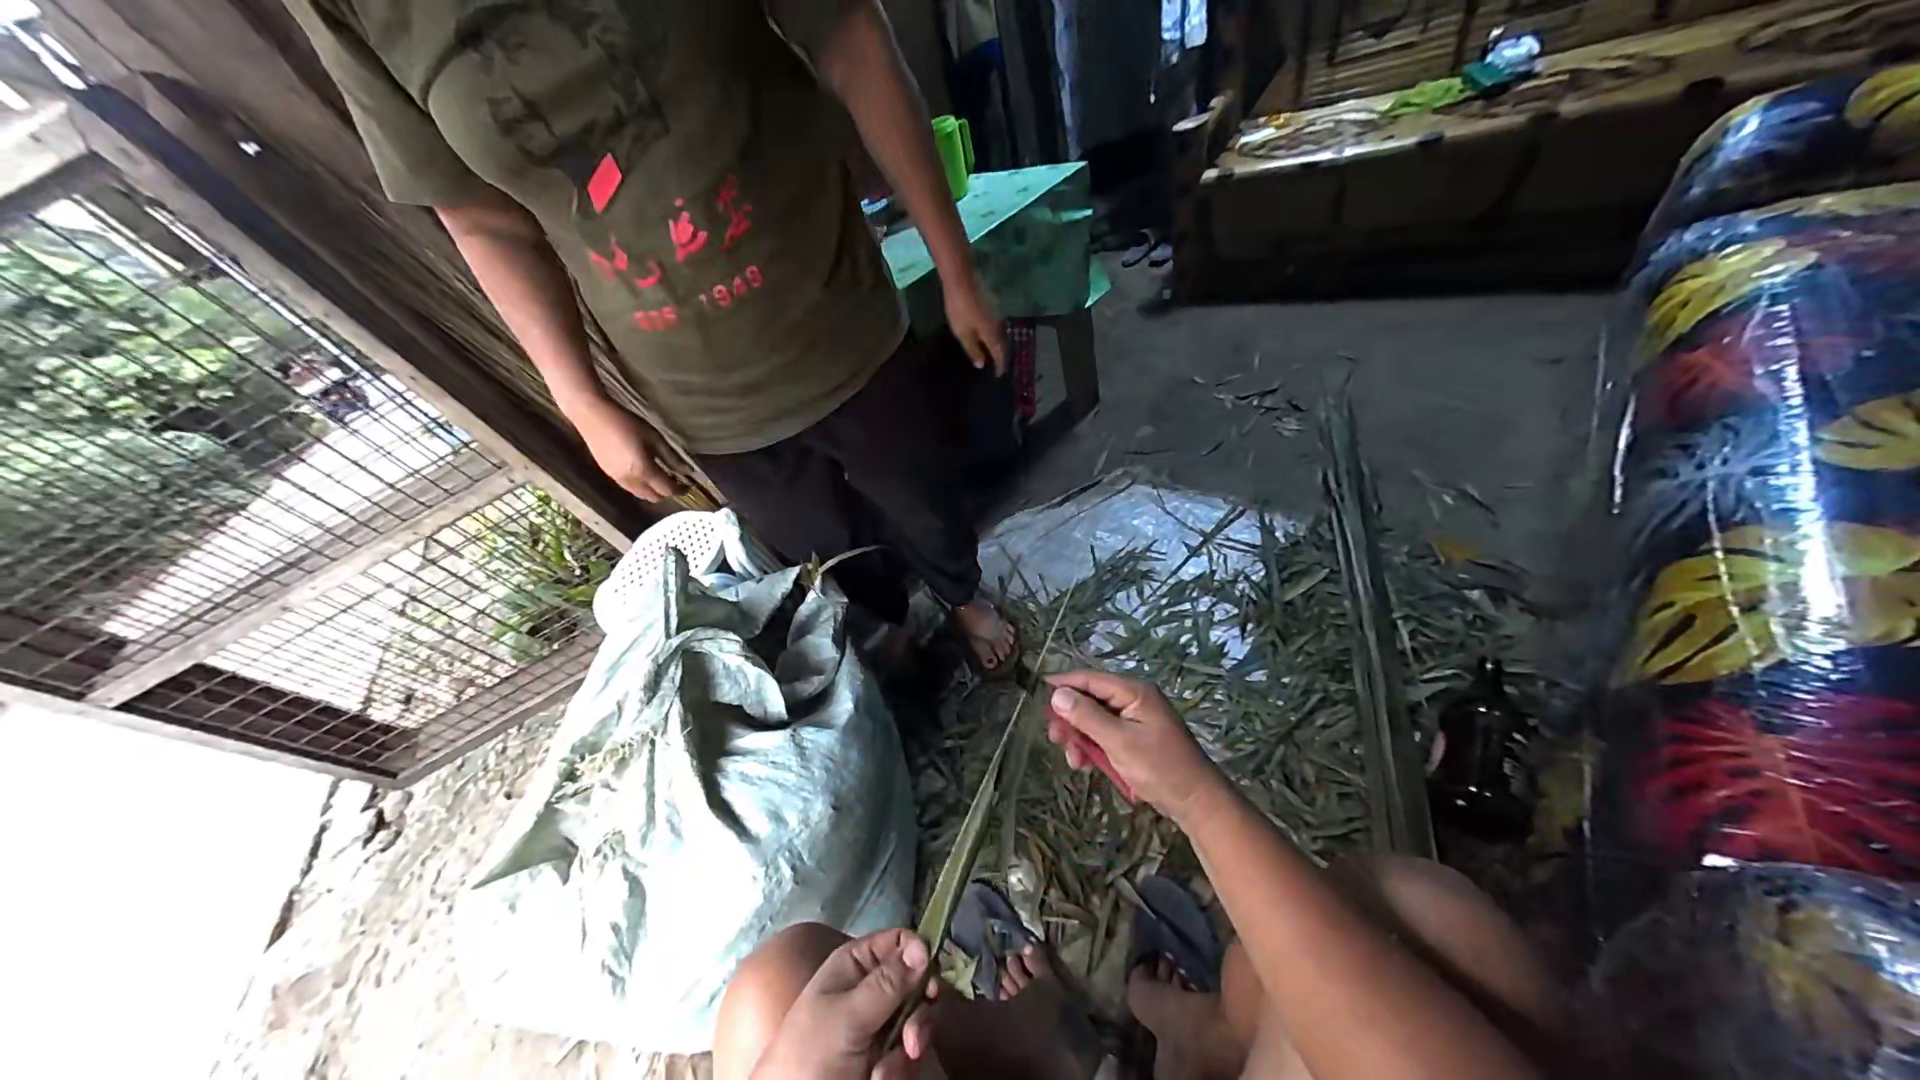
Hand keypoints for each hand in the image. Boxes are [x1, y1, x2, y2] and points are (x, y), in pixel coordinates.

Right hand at [570, 398, 680, 501]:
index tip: (688, 486)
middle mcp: (630, 480)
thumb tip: (687, 471)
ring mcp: (617, 479)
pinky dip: (642, 487)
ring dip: (654, 492)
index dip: (679, 490)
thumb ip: (671, 457)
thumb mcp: (654, 438)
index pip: (666, 489)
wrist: (592, 416)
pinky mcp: (609, 475)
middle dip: (667, 493)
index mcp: (643, 470)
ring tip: (662, 478)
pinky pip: (630, 489)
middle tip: (676, 482)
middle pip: (654, 497)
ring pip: (641, 495)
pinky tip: (645, 474)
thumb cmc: (626, 423)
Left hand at [750, 929, 939, 1079]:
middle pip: (918, 983)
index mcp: (857, 965)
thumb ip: (887, 983)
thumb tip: (924, 947)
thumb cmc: (809, 1056)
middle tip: (912, 1040)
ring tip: (885, 1074)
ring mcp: (883, 1025)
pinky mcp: (889, 1057)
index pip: (900, 942)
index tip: (929, 976)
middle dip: (920, 1013)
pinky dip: (902, 1070)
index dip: (919, 953)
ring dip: (910, 1048)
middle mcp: (874, 989)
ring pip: (920, 1020)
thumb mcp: (846, 1018)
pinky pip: (912, 1054)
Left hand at [942, 272, 1005, 375]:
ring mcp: (997, 314)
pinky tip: (987, 335)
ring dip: (997, 344)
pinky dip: (993, 333)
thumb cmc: (960, 310)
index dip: (1000, 365)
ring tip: (991, 352)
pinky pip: (995, 325)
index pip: (1000, 354)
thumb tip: (981, 364)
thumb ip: (973, 349)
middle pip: (1002, 344)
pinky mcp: (992, 305)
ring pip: (1000, 334)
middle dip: (1000, 355)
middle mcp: (999, 325)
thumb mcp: (963, 333)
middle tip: (997, 365)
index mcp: (992, 334)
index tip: (1000, 375)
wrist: (962, 280)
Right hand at [1045, 670, 1224, 825]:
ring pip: (1094, 720)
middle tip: (1054, 738)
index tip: (1037, 694)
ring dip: (1080, 737)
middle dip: (1070, 718)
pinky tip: (1085, 763)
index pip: (1089, 679)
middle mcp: (1133, 699)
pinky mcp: (1135, 738)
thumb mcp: (1119, 741)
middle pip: (1090, 699)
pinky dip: (1093, 747)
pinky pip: (1105, 735)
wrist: (1196, 801)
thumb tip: (1057, 693)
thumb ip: (1086, 716)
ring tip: (1074, 760)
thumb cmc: (1160, 767)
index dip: (1062, 685)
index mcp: (1133, 691)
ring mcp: (1135, 720)